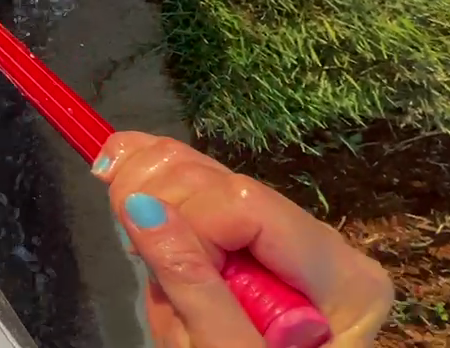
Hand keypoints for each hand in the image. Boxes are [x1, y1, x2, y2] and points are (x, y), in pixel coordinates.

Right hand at [95, 132, 392, 346]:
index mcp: (337, 275)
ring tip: (132, 233)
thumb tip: (143, 208)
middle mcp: (315, 237)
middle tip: (135, 251)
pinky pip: (181, 162)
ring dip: (137, 183)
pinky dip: (136, 164)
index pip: (244, 203)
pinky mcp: (238, 213)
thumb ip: (194, 288)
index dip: (191, 225)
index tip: (171, 276)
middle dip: (154, 201)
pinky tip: (113, 176)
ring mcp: (275, 220)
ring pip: (189, 161)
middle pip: (211, 176)